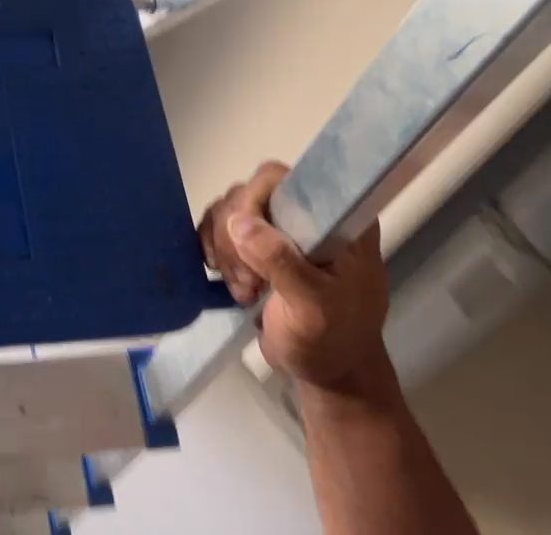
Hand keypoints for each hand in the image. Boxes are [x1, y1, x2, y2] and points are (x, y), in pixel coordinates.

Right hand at [198, 162, 394, 400]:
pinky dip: (215, 253)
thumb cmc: (332, 340)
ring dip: (225, 251)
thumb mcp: (315, 308)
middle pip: (246, 194)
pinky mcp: (256, 241)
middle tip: (251, 281)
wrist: (328, 371)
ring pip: (228, 211)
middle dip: (236, 239)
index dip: (256, 203)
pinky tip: (233, 281)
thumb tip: (239, 223)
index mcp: (335, 216)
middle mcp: (305, 211)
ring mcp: (279, 225)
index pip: (281, 179)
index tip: (251, 245)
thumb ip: (283, 263)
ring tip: (246, 289)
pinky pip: (218, 226)